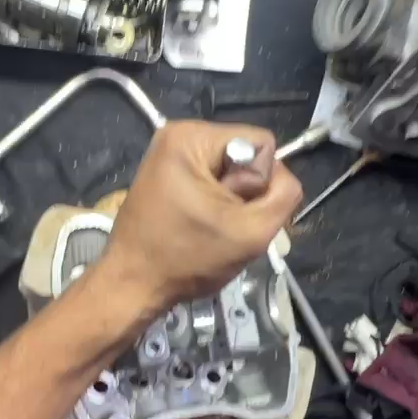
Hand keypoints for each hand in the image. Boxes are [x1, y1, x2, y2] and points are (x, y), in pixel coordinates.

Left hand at [87, 120, 302, 317]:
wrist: (133, 284)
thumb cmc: (187, 259)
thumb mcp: (253, 231)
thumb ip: (284, 195)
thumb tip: (282, 178)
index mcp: (192, 137)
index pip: (262, 144)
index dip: (260, 183)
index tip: (234, 213)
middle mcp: (177, 134)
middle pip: (245, 156)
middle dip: (243, 194)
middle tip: (221, 225)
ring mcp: (168, 154)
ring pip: (231, 172)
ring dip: (230, 203)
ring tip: (209, 228)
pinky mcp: (165, 174)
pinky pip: (211, 181)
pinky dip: (214, 205)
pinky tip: (199, 226)